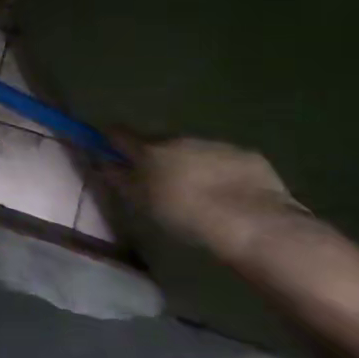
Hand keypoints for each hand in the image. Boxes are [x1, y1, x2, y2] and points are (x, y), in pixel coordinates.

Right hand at [109, 134, 306, 254]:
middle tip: (158, 179)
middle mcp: (179, 139)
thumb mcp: (143, 202)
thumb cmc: (187, 214)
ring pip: (193, 150)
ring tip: (198, 190)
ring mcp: (216, 144)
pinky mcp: (248, 155)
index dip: (109, 138)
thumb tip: (104, 162)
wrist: (254, 223)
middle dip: (154, 154)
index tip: (106, 146)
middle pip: (158, 141)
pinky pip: (225, 159)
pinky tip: (229, 192)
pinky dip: (221, 171)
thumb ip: (120, 179)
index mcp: (149, 150)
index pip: (118, 133)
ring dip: (189, 163)